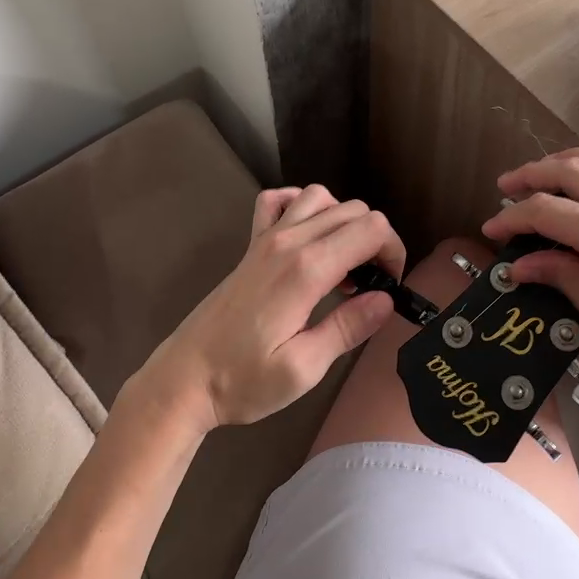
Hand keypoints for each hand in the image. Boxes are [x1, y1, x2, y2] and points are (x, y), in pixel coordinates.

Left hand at [130, 186, 405, 435]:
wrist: (185, 378)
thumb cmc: (243, 381)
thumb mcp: (304, 369)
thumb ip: (347, 328)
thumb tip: (386, 299)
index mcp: (306, 271)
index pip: (371, 230)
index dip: (394, 251)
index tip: (391, 286)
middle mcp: (288, 241)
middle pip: (353, 210)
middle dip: (377, 239)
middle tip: (373, 283)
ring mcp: (265, 239)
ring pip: (320, 197)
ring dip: (343, 221)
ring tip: (344, 263)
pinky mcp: (251, 246)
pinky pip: (278, 201)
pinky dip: (300, 206)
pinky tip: (307, 236)